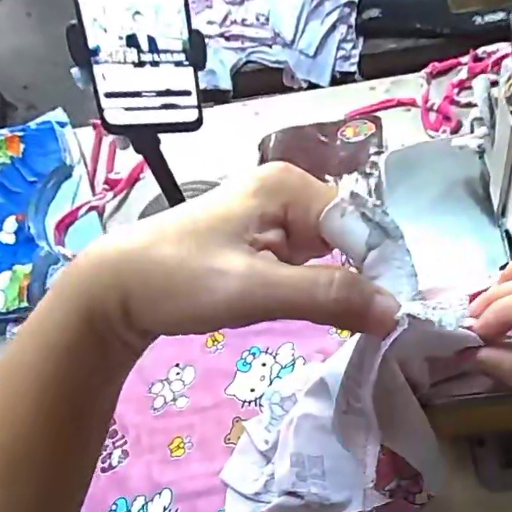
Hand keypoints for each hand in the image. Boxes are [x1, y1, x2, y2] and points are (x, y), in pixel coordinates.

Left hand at [54, 162, 400, 353]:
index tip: (387, 317)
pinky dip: (320, 292)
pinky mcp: (266, 247)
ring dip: (342, 290)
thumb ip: (327, 297)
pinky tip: (322, 314)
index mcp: (289, 186)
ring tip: (353, 324)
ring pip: (333, 258)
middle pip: (351, 239)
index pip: (361, 225)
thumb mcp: (256, 289)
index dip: (379, 269)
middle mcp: (288, 194)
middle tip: (372, 326)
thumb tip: (394, 311)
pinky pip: (310, 269)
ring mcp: (276, 221)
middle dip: (362, 280)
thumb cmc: (179, 279)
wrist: (117, 291)